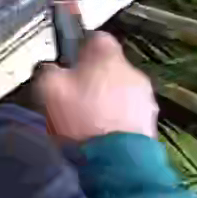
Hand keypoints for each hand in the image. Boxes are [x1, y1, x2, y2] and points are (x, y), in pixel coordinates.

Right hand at [34, 31, 158, 143]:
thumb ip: (47, 68)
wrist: (116, 162)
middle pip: (107, 64)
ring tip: (80, 112)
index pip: (95, 35)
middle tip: (67, 88)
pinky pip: (125, 109)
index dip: (78, 42)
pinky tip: (95, 126)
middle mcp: (132, 72)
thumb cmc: (79, 116)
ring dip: (102, 94)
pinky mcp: (150, 122)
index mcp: (108, 57)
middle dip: (89, 72)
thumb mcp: (47, 86)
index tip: (64, 54)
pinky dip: (112, 113)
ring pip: (117, 87)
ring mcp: (145, 98)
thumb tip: (52, 68)